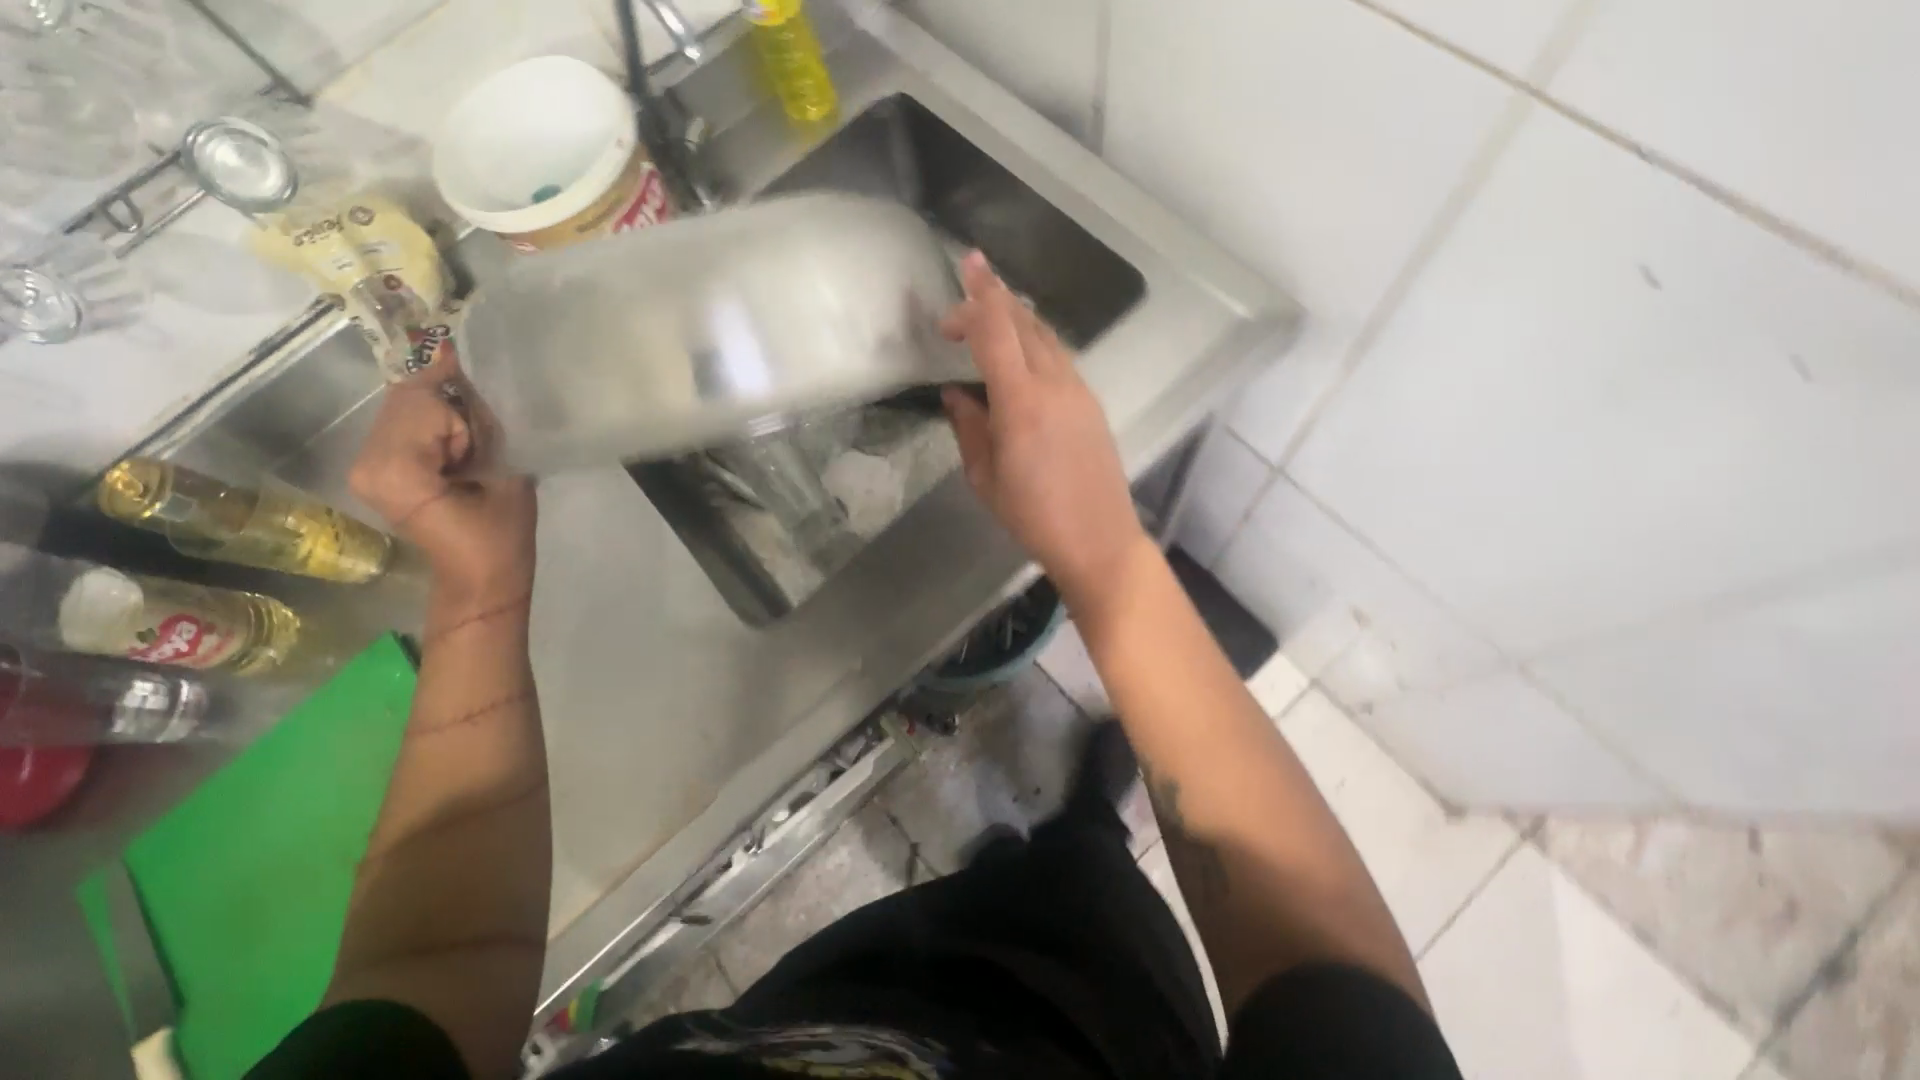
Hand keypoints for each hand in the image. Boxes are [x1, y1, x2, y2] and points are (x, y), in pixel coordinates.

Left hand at [348, 353, 536, 605]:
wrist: (479, 580)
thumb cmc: (502, 538)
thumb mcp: (505, 475)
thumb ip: (481, 422)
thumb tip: (459, 367)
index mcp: (397, 469)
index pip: (426, 400)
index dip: (463, 403)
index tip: (486, 407)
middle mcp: (367, 461)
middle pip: (407, 398)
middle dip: (449, 406)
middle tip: (481, 444)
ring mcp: (363, 465)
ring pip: (404, 407)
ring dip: (442, 417)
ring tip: (469, 453)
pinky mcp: (371, 468)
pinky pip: (402, 424)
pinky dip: (432, 426)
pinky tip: (455, 453)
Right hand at [941, 252, 1152, 613]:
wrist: (1100, 540)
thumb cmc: (1034, 517)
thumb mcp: (985, 478)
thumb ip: (969, 428)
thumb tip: (956, 393)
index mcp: (1021, 401)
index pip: (996, 329)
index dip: (977, 294)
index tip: (964, 265)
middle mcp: (1054, 383)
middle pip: (1023, 321)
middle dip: (992, 299)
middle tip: (962, 299)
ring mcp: (1078, 390)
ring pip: (1045, 336)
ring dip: (1015, 319)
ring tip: (988, 321)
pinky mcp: (1091, 403)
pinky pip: (1058, 357)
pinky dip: (1034, 343)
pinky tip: (1019, 357)